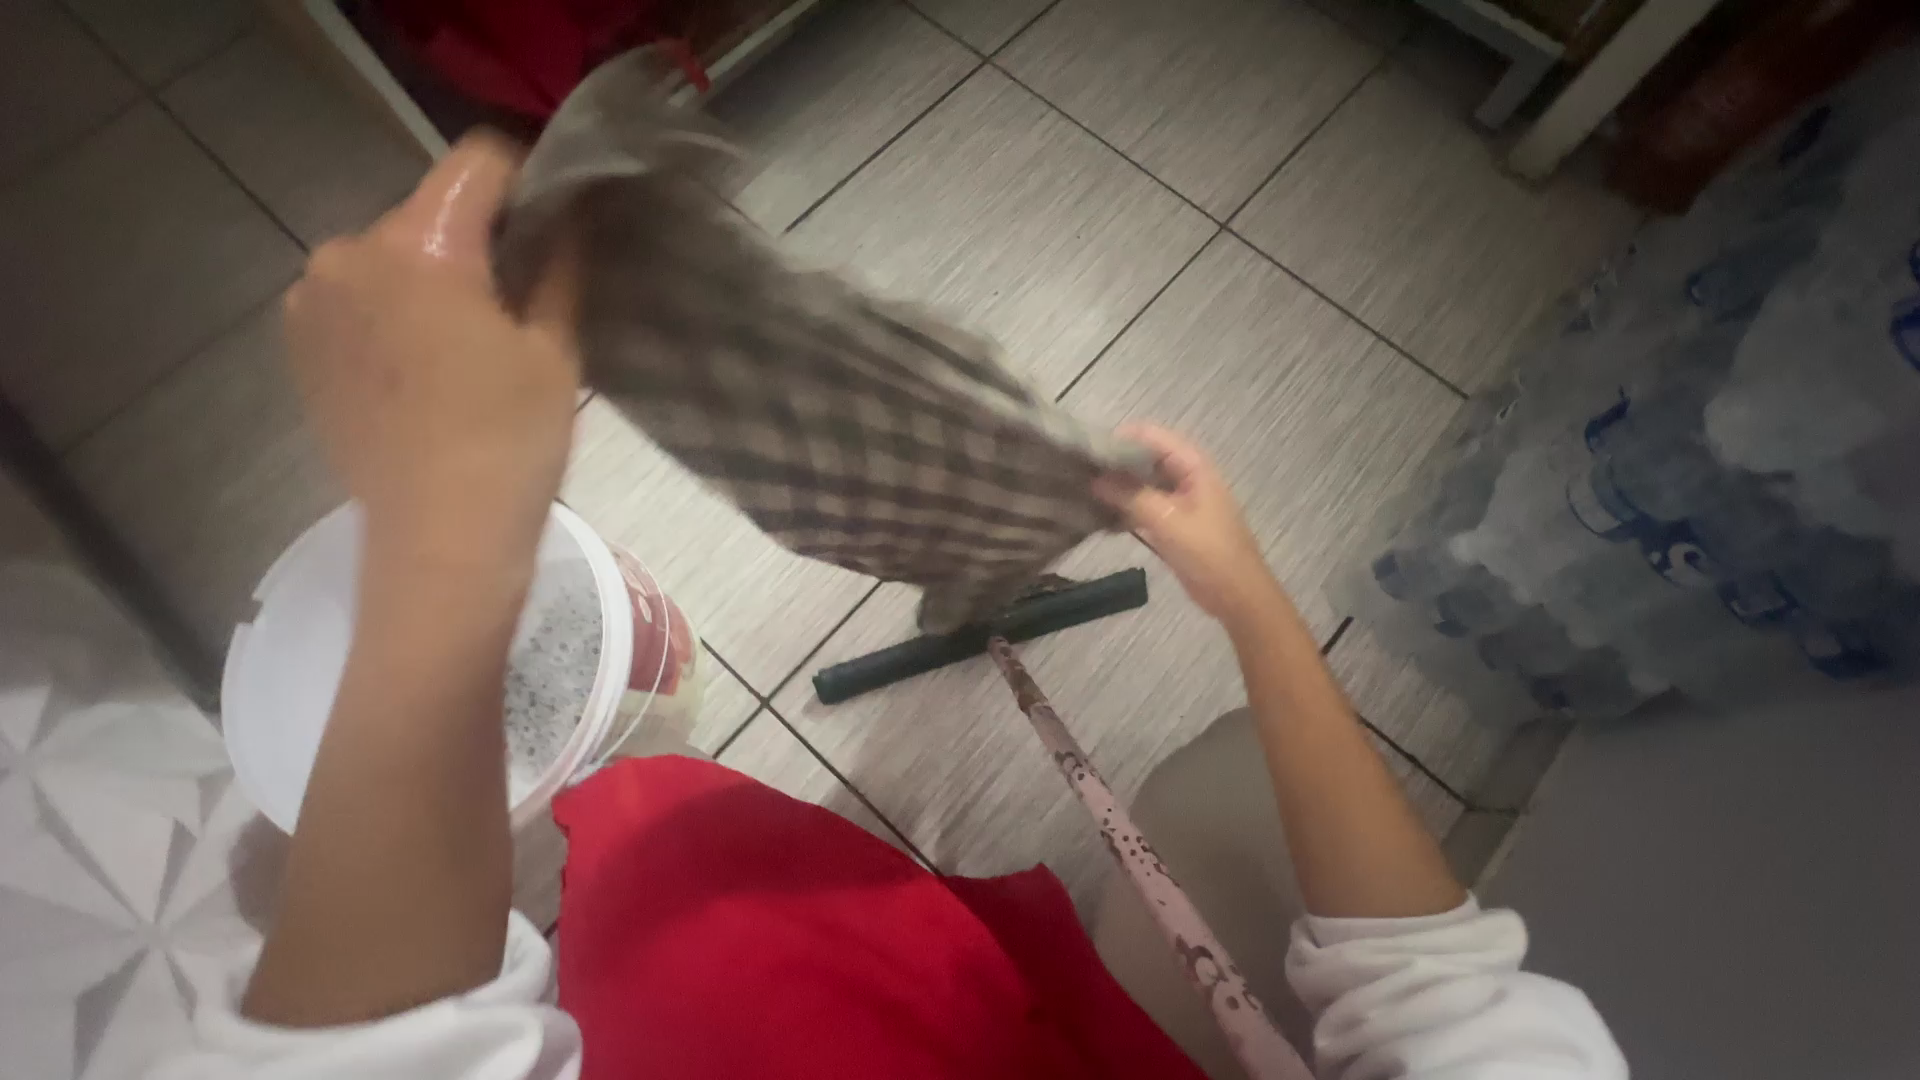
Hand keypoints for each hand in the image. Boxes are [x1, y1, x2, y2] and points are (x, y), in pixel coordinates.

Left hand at [283, 134, 579, 575]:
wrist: (441, 538)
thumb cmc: (514, 442)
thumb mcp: (556, 354)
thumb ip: (560, 271)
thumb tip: (572, 219)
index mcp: (420, 248)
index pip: (476, 165)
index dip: (528, 180)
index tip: (561, 220)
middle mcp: (349, 254)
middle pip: (429, 213)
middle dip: (482, 240)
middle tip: (527, 297)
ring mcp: (313, 299)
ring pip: (393, 257)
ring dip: (439, 278)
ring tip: (479, 343)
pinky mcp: (301, 343)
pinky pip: (360, 298)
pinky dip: (400, 311)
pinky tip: (433, 368)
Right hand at [1094, 423, 1285, 628]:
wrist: (1237, 596)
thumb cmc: (1208, 553)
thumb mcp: (1168, 520)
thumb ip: (1131, 495)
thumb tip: (1094, 479)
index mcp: (1194, 466)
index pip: (1152, 436)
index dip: (1120, 439)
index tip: (1087, 451)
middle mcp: (1187, 477)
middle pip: (1146, 458)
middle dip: (1115, 462)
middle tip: (1079, 471)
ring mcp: (1181, 501)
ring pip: (1144, 483)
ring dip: (1118, 486)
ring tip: (1083, 490)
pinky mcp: (1174, 524)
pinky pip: (1145, 506)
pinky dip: (1126, 508)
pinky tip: (1100, 516)